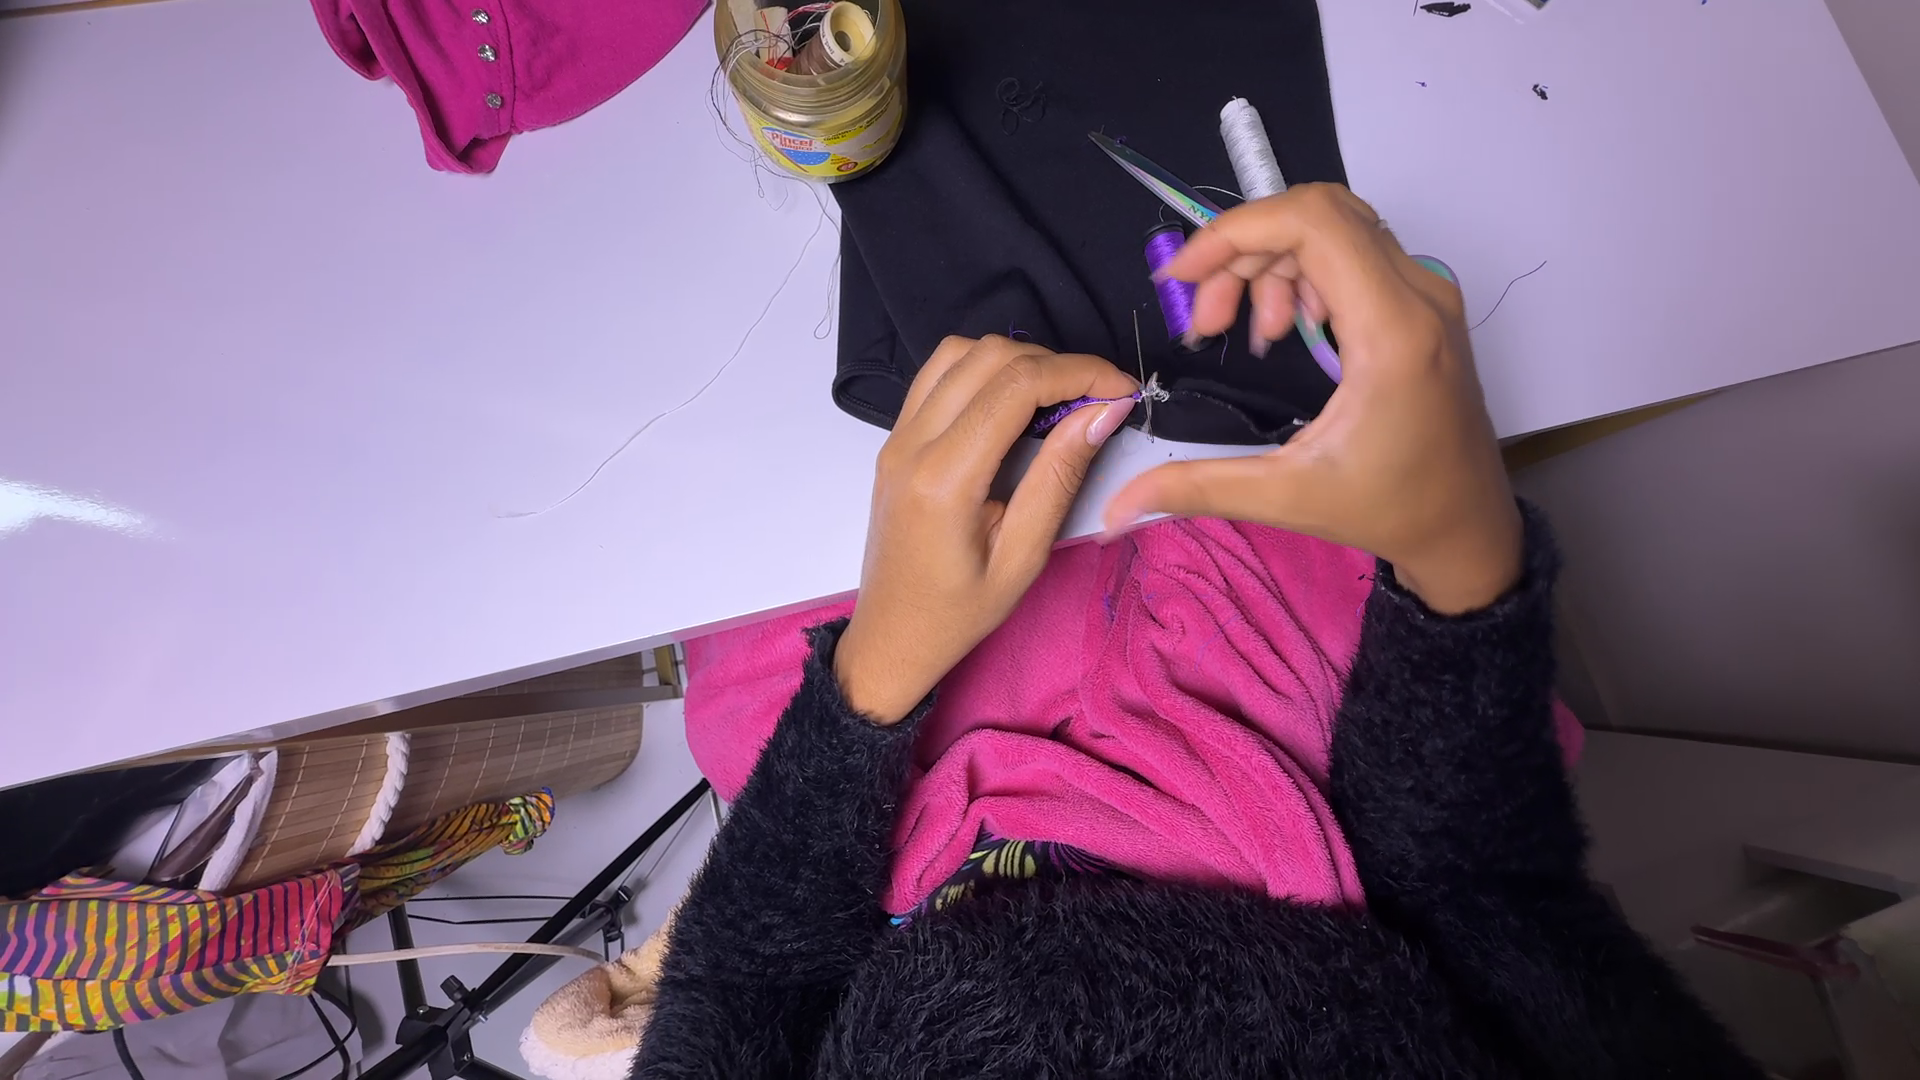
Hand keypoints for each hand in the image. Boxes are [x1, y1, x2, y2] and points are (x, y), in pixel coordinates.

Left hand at [837, 336, 1137, 721]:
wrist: (892, 636)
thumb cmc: (958, 612)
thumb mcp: (1022, 556)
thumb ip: (1059, 476)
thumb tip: (1102, 411)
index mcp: (944, 477)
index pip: (1016, 384)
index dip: (1080, 373)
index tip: (1122, 390)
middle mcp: (911, 443)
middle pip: (988, 355)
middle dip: (1054, 363)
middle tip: (1096, 398)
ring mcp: (895, 437)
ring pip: (957, 353)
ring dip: (1014, 360)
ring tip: (1056, 397)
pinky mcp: (893, 441)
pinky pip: (936, 376)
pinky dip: (980, 371)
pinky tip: (1011, 405)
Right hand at [1104, 184, 1521, 614]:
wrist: (1465, 526)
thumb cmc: (1387, 508)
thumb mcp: (1284, 497)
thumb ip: (1195, 488)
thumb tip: (1117, 506)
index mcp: (1392, 330)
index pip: (1314, 222)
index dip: (1235, 233)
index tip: (1180, 276)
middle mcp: (1417, 292)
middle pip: (1317, 216)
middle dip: (1241, 255)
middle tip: (1205, 323)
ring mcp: (1423, 294)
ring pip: (1332, 230)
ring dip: (1266, 267)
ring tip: (1240, 333)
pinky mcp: (1418, 306)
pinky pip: (1348, 256)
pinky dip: (1296, 277)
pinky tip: (1279, 331)